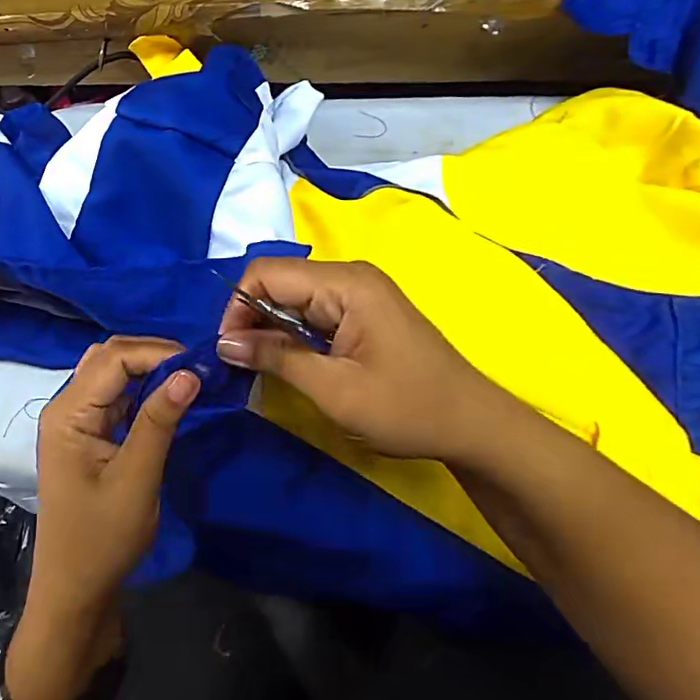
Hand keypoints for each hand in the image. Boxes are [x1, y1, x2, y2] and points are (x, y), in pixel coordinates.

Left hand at [31, 336, 198, 616]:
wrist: (74, 589)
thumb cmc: (102, 539)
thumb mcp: (136, 480)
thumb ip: (159, 422)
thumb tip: (189, 372)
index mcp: (67, 413)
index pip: (112, 358)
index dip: (155, 352)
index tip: (198, 363)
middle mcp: (64, 406)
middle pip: (107, 358)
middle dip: (151, 355)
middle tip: (195, 368)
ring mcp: (73, 420)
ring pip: (109, 373)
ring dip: (146, 369)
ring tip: (186, 377)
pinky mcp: (85, 434)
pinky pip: (112, 397)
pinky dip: (140, 390)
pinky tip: (166, 397)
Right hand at [217, 258, 515, 462]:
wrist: (475, 427)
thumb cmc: (408, 409)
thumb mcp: (334, 390)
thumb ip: (276, 358)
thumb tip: (223, 343)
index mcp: (346, 283)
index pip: (267, 272)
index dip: (238, 306)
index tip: (229, 348)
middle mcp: (349, 276)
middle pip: (277, 280)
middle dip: (250, 317)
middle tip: (240, 361)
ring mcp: (357, 291)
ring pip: (290, 296)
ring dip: (269, 327)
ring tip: (259, 364)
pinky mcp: (360, 309)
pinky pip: (309, 309)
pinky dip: (290, 332)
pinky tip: (287, 359)